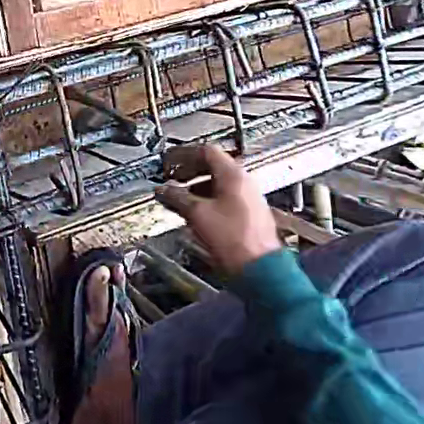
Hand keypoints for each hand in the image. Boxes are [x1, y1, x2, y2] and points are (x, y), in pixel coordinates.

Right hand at [154, 142, 280, 275]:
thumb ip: (176, 197)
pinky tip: (195, 211)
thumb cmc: (234, 240)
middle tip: (171, 176)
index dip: (183, 154)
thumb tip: (163, 190)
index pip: (206, 151)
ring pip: (218, 182)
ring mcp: (249, 199)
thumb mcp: (196, 214)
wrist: (260, 271)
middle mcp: (245, 183)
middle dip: (188, 170)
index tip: (169, 161)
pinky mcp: (250, 215)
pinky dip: (207, 198)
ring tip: (179, 195)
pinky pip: (225, 197)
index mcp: (234, 176)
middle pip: (213, 165)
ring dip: (196, 185)